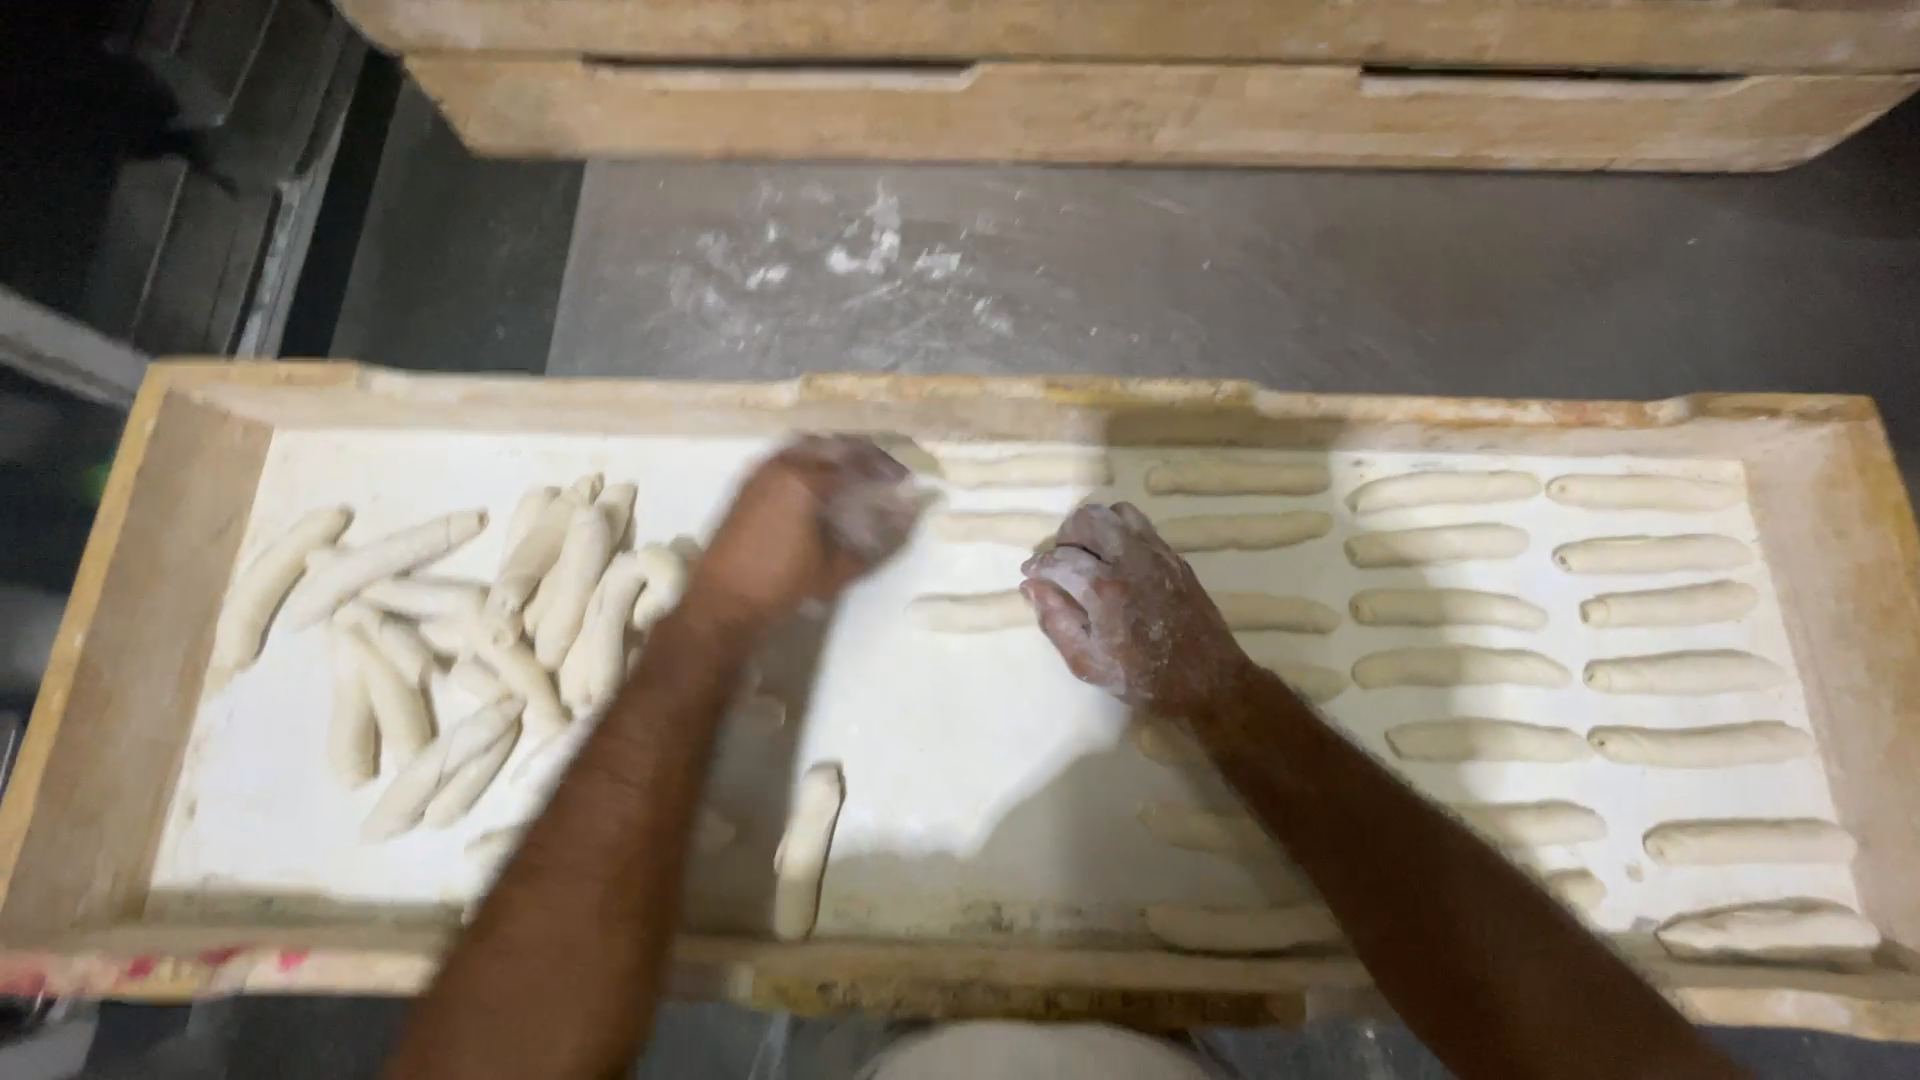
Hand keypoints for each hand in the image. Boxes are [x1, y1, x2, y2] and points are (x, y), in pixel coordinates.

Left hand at [687, 435, 917, 632]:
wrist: (722, 600)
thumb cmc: (782, 585)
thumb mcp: (837, 569)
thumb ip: (875, 538)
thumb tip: (904, 514)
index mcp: (805, 480)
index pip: (857, 463)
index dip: (885, 470)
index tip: (905, 480)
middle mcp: (782, 465)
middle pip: (832, 445)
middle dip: (863, 455)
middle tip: (884, 472)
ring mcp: (761, 471)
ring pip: (807, 446)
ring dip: (836, 454)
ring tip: (856, 473)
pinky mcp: (748, 483)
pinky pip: (786, 457)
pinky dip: (811, 460)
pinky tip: (822, 482)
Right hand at [1020, 503, 1251, 717]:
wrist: (1207, 681)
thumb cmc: (1141, 678)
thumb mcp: (1086, 662)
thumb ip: (1054, 621)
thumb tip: (1032, 587)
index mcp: (1104, 589)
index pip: (1059, 559)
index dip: (1038, 565)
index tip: (1031, 573)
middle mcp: (1130, 561)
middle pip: (1087, 519)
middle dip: (1064, 537)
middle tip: (1060, 561)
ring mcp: (1157, 554)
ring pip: (1116, 513)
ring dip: (1094, 528)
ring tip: (1088, 554)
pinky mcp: (1174, 557)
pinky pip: (1141, 526)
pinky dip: (1120, 532)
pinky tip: (1116, 559)